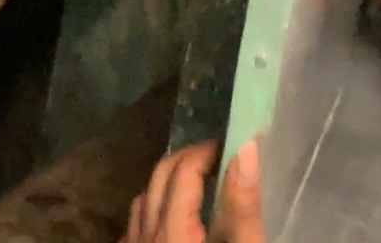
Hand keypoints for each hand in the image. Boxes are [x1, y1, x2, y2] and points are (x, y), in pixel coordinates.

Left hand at [126, 139, 262, 242]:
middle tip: (218, 160)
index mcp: (173, 231)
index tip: (233, 146)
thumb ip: (244, 209)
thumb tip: (247, 148)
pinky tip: (170, 222)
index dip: (208, 151)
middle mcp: (146, 236)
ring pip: (142, 200)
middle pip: (160, 177)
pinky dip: (151, 212)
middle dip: (188, 160)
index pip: (185, 169)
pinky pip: (133, 227)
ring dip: (168, 185)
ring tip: (197, 188)